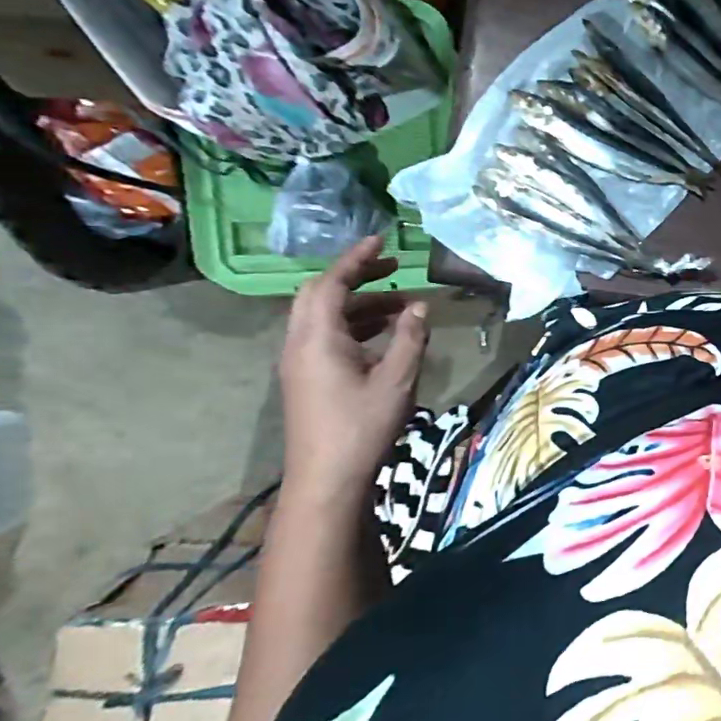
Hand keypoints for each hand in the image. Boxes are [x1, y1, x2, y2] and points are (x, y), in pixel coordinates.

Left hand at [279, 235, 428, 500]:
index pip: (330, 283)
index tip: (382, 240)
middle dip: (356, 277)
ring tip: (402, 305)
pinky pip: (327, 337)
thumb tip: (419, 306)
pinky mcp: (307, 379)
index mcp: (316, 338)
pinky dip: (355, 325)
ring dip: (360, 304)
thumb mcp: (396, 380)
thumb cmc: (362, 426)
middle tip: (393, 269)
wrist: (327, 480)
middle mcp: (300, 344)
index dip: (356, 259)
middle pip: (319, 295)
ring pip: (325, 317)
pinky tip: (385, 335)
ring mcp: (300, 363)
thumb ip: (409, 338)